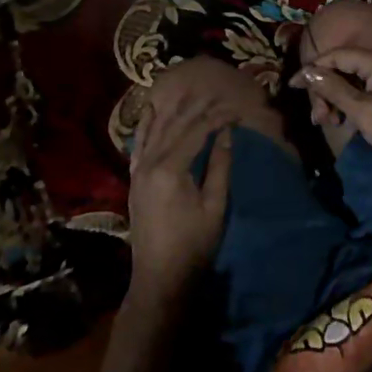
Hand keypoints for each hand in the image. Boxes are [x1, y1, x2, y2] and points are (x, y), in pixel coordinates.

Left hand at [126, 90, 232, 299]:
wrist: (160, 278)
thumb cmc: (194, 246)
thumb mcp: (215, 207)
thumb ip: (219, 166)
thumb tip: (226, 134)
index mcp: (171, 169)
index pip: (197, 131)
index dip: (217, 118)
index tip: (237, 110)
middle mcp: (150, 162)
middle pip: (176, 125)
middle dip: (198, 108)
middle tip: (219, 96)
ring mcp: (138, 169)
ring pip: (156, 128)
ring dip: (174, 109)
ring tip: (190, 93)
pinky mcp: (134, 177)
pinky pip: (139, 142)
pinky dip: (146, 123)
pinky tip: (151, 109)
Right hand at [292, 47, 371, 178]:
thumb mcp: (361, 112)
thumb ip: (332, 88)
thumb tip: (307, 72)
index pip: (337, 55)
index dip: (313, 68)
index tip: (293, 85)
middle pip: (343, 67)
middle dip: (325, 90)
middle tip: (317, 117)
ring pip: (350, 80)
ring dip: (335, 98)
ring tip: (328, 122)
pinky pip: (362, 88)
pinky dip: (349, 102)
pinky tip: (341, 120)